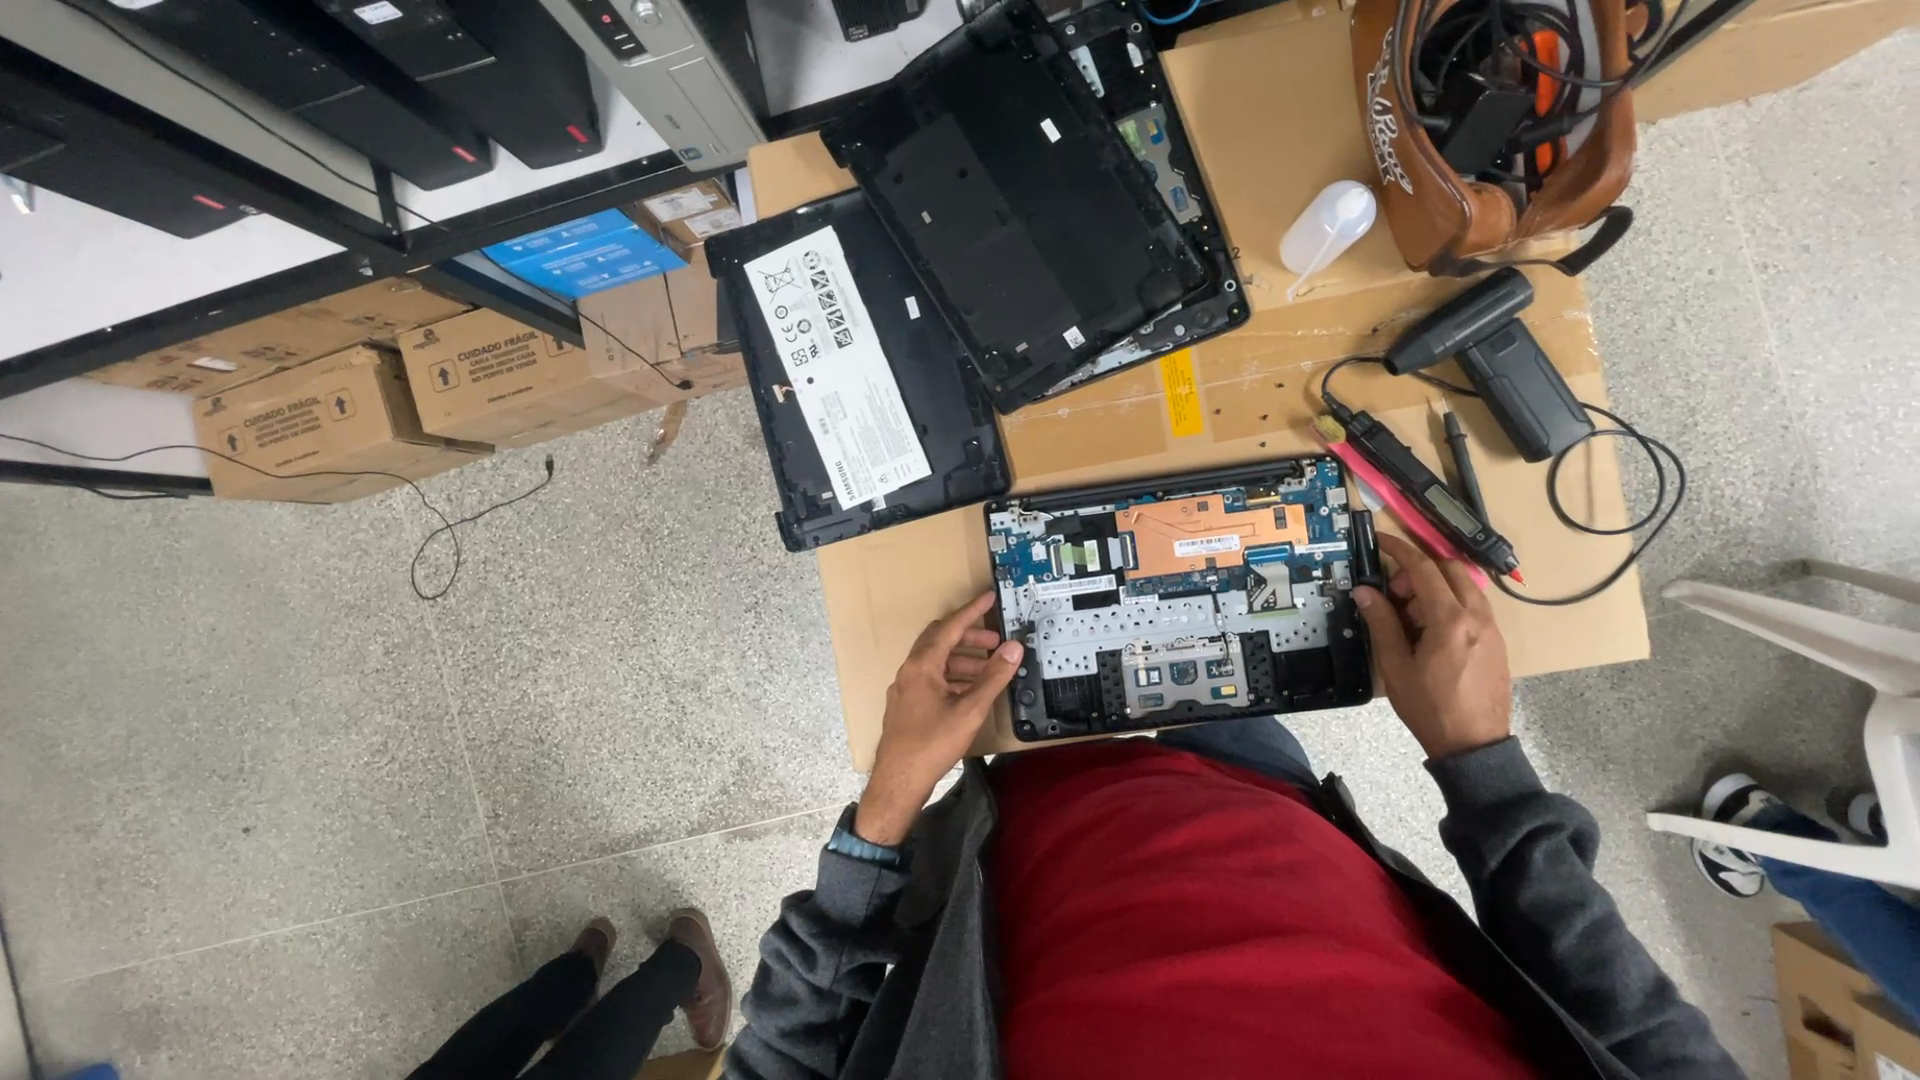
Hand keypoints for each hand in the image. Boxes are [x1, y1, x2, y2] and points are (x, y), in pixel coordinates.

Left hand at [855, 590, 1023, 845]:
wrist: (899, 780)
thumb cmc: (932, 744)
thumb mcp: (970, 709)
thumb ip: (993, 677)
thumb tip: (1013, 649)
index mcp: (922, 665)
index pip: (950, 626)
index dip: (972, 611)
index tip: (988, 598)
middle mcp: (910, 670)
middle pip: (940, 640)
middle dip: (969, 636)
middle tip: (995, 641)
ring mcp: (905, 688)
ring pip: (936, 661)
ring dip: (962, 659)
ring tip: (989, 669)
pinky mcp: (906, 704)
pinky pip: (931, 678)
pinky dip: (952, 676)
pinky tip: (969, 691)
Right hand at [1352, 532, 1512, 760]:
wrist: (1474, 745)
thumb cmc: (1429, 707)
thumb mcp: (1395, 666)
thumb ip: (1381, 622)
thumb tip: (1365, 591)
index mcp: (1450, 621)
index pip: (1424, 570)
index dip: (1400, 550)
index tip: (1380, 540)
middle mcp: (1478, 617)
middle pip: (1450, 569)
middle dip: (1419, 570)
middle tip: (1393, 593)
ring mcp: (1493, 629)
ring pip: (1465, 586)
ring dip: (1436, 587)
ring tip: (1410, 616)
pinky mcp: (1498, 642)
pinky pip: (1474, 606)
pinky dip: (1450, 603)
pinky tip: (1430, 631)